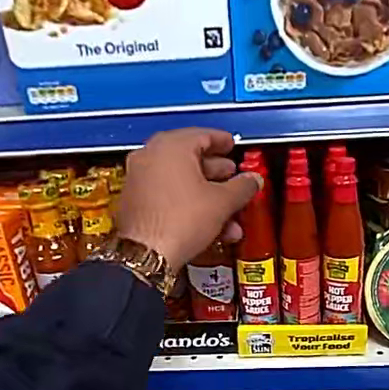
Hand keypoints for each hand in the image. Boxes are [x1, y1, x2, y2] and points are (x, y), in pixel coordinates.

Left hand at [115, 128, 261, 271]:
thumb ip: (242, 187)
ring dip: (207, 195)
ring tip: (228, 211)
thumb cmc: (177, 222)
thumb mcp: (222, 202)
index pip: (203, 135)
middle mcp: (150, 157)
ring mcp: (140, 179)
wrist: (146, 255)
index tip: (231, 145)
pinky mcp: (136, 202)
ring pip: (181, 181)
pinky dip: (188, 204)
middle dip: (217, 173)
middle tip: (233, 178)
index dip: (223, 142)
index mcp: (171, 146)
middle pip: (191, 158)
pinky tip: (209, 224)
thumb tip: (252, 181)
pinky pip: (168, 196)